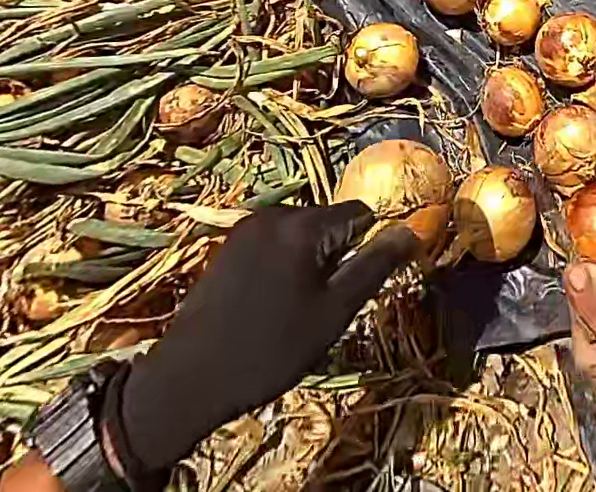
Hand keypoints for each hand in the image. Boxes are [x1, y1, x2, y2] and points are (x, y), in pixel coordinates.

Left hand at [101, 203, 417, 481]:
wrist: (185, 382)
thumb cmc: (269, 348)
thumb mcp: (333, 311)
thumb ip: (375, 265)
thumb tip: (411, 231)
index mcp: (304, 224)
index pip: (360, 213)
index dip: (368, 245)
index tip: (357, 283)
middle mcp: (276, 213)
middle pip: (330, 221)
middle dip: (337, 253)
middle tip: (323, 301)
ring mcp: (248, 227)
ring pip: (303, 232)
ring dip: (311, 259)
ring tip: (294, 305)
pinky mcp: (230, 244)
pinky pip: (276, 240)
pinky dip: (285, 261)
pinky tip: (270, 301)